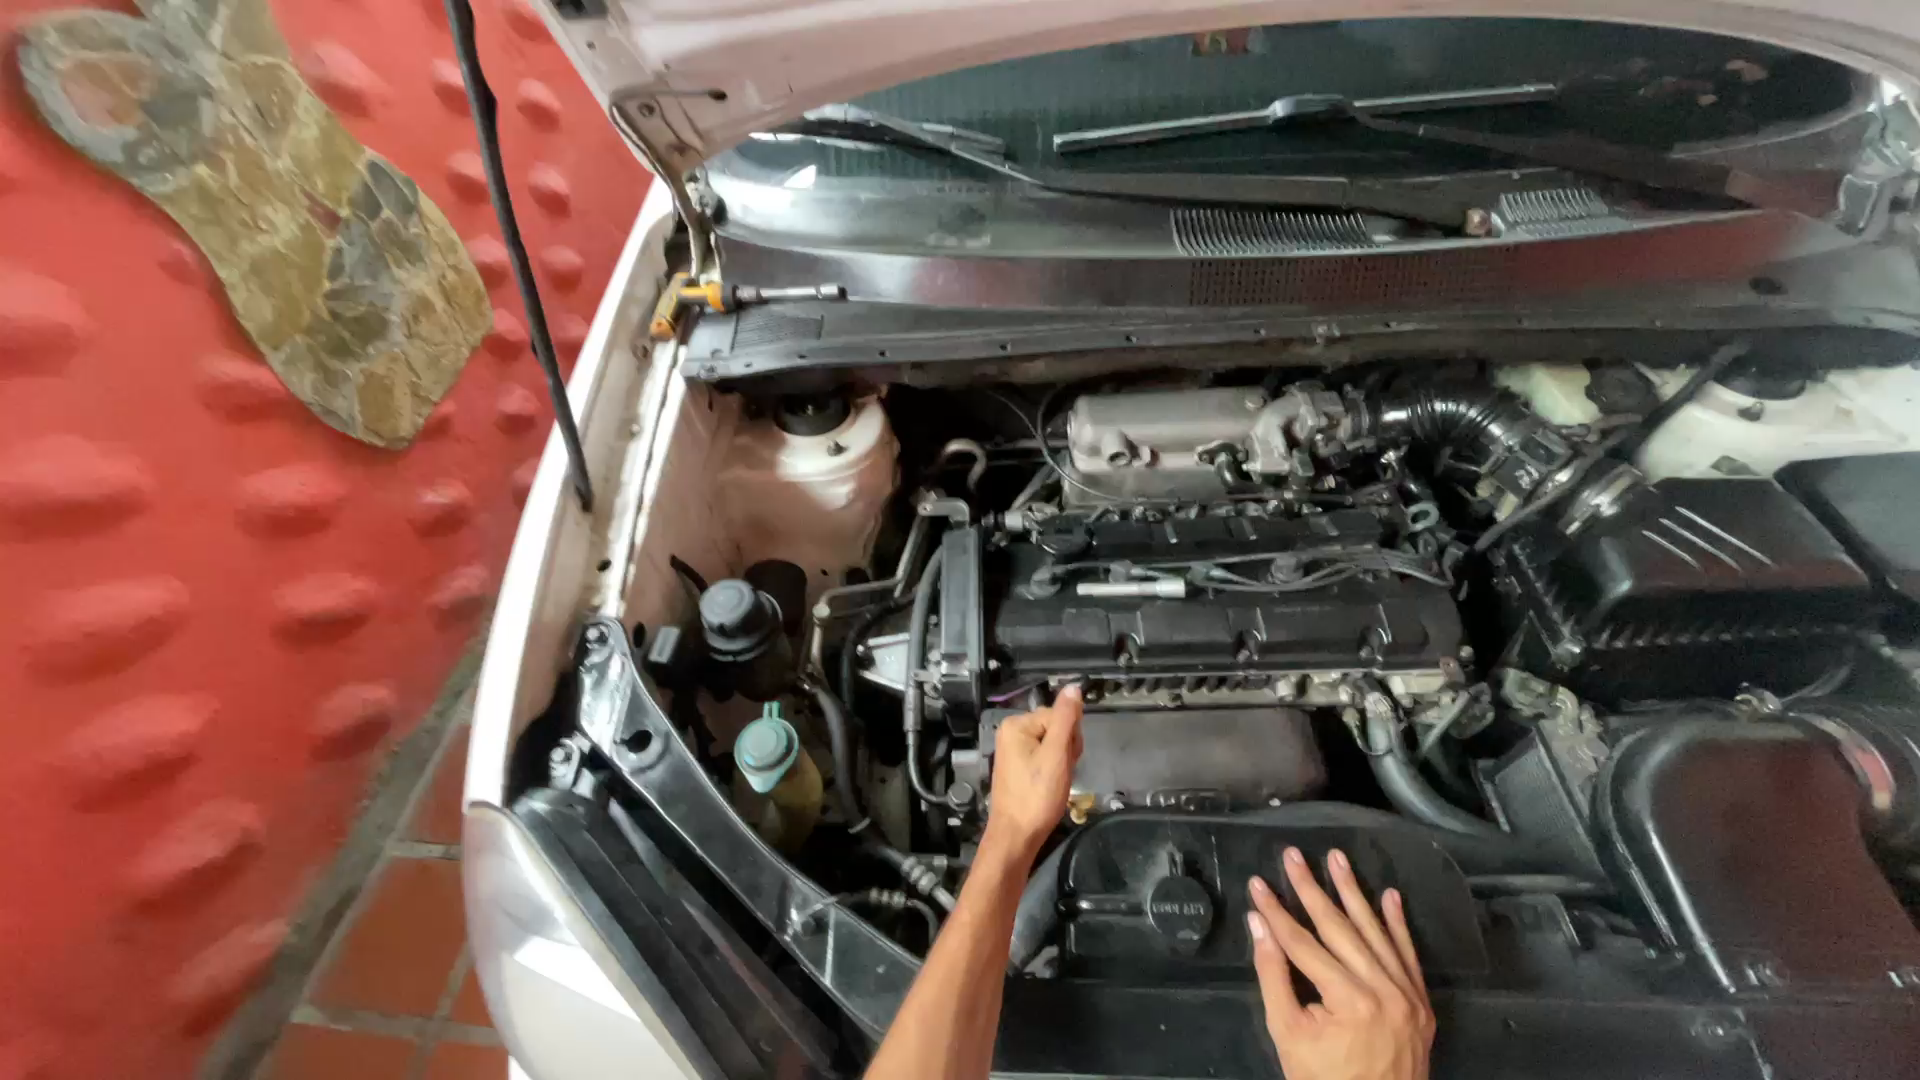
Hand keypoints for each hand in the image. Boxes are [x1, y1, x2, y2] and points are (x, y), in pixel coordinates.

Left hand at [981, 685, 1083, 862]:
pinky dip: (1053, 770)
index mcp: (1016, 724)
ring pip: (1052, 744)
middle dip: (1066, 750)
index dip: (1070, 738)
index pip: (1059, 716)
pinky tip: (1050, 786)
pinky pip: (1043, 757)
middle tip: (1060, 774)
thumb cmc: (1037, 796)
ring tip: (1056, 782)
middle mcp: (1010, 732)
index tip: (1067, 760)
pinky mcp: (1017, 766)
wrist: (1016, 836)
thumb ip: (1066, 719)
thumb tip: (1073, 687)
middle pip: (1055, 728)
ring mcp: (1012, 750)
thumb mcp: (1056, 755)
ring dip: (1061, 762)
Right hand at [1246, 847, 1434, 1079]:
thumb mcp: (1287, 1031)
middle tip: (1292, 855)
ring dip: (1354, 892)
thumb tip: (1258, 922)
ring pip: (1375, 932)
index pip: (1303, 942)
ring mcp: (1408, 997)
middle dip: (1311, 888)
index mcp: (1349, 999)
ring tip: (1337, 858)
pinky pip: (1408, 956)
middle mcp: (1384, 991)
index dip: (1276, 911)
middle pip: (1339, 928)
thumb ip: (1273, 973)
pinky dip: (1398, 925)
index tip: (1256, 883)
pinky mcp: (1421, 1005)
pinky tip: (1388, 896)